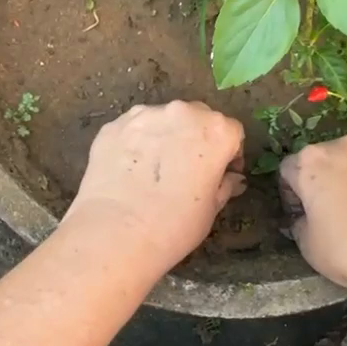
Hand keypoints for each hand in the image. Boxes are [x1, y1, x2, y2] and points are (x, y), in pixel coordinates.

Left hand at [63, 102, 245, 268]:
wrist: (116, 232)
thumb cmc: (174, 225)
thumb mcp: (211, 209)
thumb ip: (225, 185)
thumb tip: (232, 179)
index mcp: (216, 131)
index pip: (232, 133)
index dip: (229, 154)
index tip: (221, 173)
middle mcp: (182, 113)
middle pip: (197, 119)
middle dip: (197, 139)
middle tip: (187, 170)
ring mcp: (145, 115)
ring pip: (163, 120)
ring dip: (165, 137)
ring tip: (154, 171)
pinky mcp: (113, 125)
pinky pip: (134, 130)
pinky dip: (137, 143)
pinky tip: (130, 170)